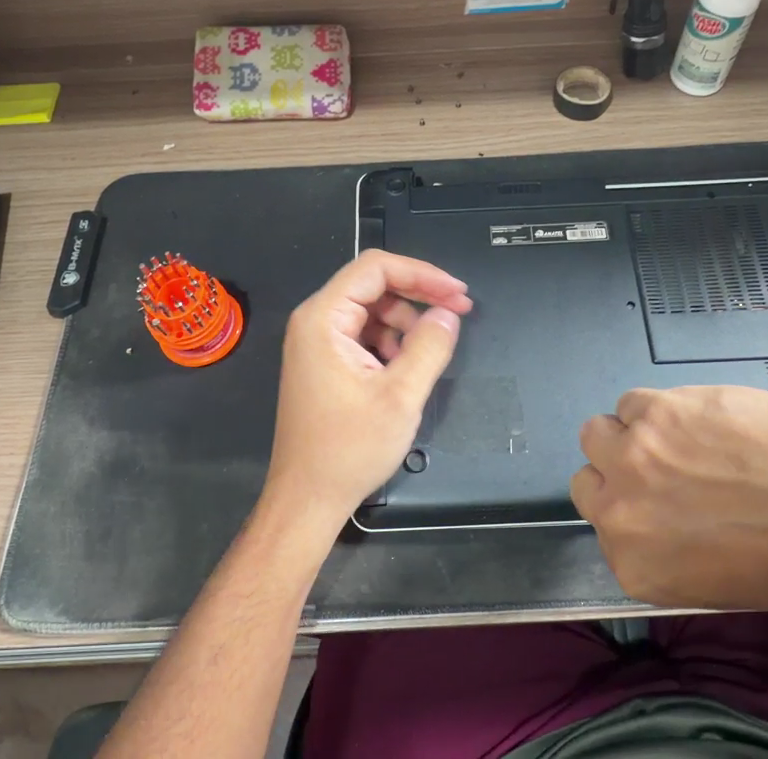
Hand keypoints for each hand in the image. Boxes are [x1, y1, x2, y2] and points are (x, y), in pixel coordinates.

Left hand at [263, 250, 472, 528]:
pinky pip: (364, 335)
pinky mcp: (325, 363)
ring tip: (429, 354)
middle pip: (373, 285)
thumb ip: (429, 347)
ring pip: (372, 311)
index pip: (375, 268)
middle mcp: (315, 322)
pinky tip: (407, 369)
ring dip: (406, 323)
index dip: (422, 273)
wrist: (308, 499)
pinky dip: (391, 343)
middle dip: (418, 295)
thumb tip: (449, 314)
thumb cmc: (349, 449)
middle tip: (459, 314)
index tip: (459, 294)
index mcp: (323, 319)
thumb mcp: (400, 397)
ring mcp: (317, 343)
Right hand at [570, 385, 767, 610]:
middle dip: (619, 471)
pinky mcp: (659, 410)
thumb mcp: (717, 579)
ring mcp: (633, 456)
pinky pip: (635, 400)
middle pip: (587, 477)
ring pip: (599, 431)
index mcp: (634, 565)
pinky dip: (661, 406)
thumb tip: (656, 513)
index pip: (602, 527)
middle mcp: (619, 513)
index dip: (632, 509)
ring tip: (684, 438)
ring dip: (632, 433)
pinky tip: (705, 419)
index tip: (658, 501)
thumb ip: (664, 547)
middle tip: (665, 467)